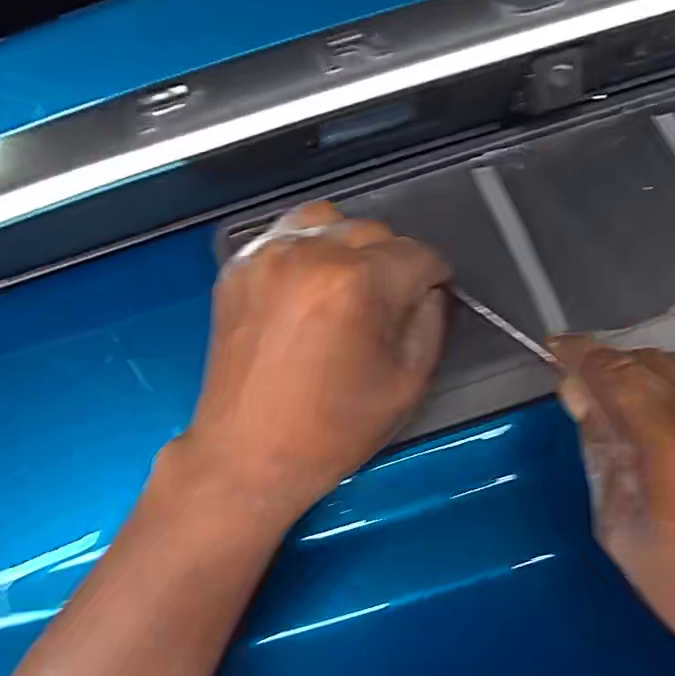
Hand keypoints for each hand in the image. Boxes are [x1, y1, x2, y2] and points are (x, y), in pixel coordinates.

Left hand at [171, 201, 451, 519]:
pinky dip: (312, 251)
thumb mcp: (409, 382)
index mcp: (355, 284)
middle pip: (376, 231)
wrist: (249, 454)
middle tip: (390, 306)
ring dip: (352, 247)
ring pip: (331, 221)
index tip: (434, 297)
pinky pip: (289, 235)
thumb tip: (428, 288)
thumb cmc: (333, 429)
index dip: (436, 277)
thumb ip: (431, 320)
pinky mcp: (239, 266)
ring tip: (350, 287)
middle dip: (395, 264)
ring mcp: (267, 255)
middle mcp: (309, 254)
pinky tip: (312, 289)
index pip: (419, 254)